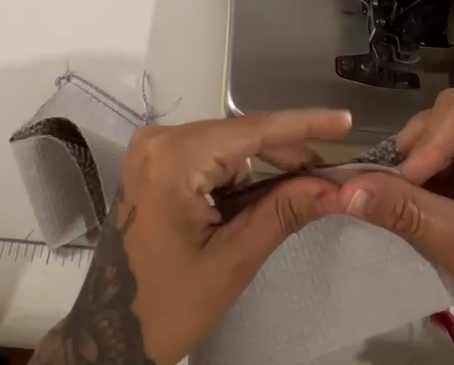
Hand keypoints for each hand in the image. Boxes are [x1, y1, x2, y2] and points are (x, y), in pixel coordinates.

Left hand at [32, 109, 351, 364]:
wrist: (108, 332)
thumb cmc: (168, 303)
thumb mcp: (233, 259)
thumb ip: (284, 212)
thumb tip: (336, 188)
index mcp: (173, 158)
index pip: (251, 131)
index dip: (303, 125)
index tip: (344, 120)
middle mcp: (159, 139)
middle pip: (240, 135)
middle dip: (287, 154)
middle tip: (332, 176)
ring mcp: (153, 149)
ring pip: (227, 146)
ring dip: (264, 168)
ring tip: (301, 193)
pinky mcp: (154, 163)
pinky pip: (209, 157)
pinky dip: (237, 176)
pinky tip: (257, 201)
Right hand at [340, 90, 453, 364]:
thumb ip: (408, 211)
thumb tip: (346, 190)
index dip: (430, 140)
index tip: (406, 179)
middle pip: (443, 123)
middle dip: (416, 156)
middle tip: (391, 192)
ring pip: (429, 144)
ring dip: (407, 172)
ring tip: (392, 201)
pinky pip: (427, 168)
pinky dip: (408, 186)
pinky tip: (397, 205)